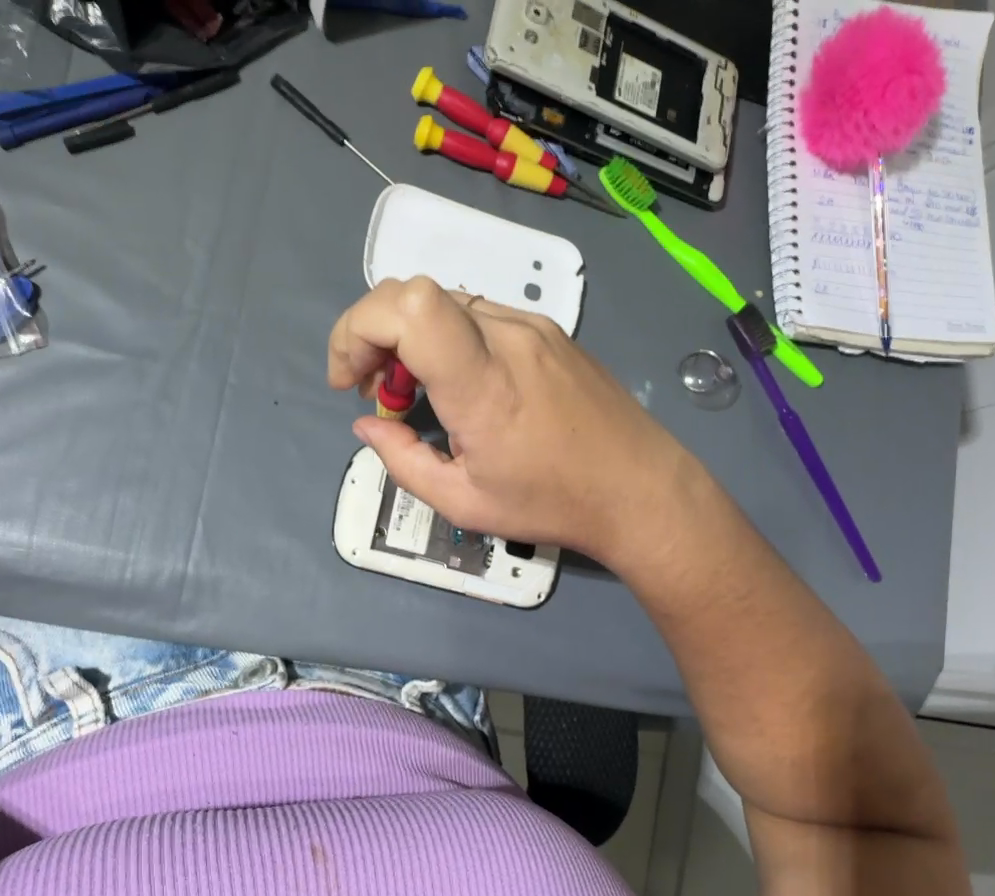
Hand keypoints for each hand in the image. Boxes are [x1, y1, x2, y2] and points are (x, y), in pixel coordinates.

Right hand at [327, 277, 710, 566]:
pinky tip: (457, 383)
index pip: (408, 306)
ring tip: (416, 392)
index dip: (359, 329)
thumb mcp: (465, 502)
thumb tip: (368, 425)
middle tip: (376, 390)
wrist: (641, 489)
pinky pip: (479, 314)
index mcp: (483, 384)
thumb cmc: (552, 504)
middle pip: (415, 292)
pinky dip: (446, 337)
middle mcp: (507, 337)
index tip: (353, 381)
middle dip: (373, 333)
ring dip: (409, 336)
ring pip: (445, 300)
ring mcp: (533, 326)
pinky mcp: (549, 330)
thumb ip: (403, 462)